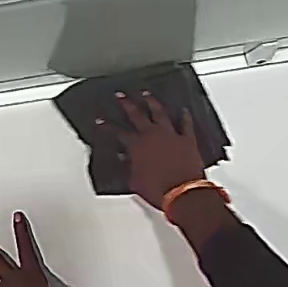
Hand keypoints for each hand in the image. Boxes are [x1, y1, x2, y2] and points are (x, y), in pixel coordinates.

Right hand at [104, 91, 206, 210]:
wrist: (182, 192)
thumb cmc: (157, 189)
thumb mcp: (135, 181)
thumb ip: (128, 167)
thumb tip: (124, 160)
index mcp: (137, 145)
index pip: (118, 132)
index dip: (107, 126)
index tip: (100, 119)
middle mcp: (152, 135)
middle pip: (137, 115)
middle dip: (127, 103)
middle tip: (120, 95)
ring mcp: (170, 135)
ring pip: (159, 113)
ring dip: (152, 102)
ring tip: (146, 93)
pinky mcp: (187, 139)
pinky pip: (186, 124)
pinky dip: (185, 116)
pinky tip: (183, 110)